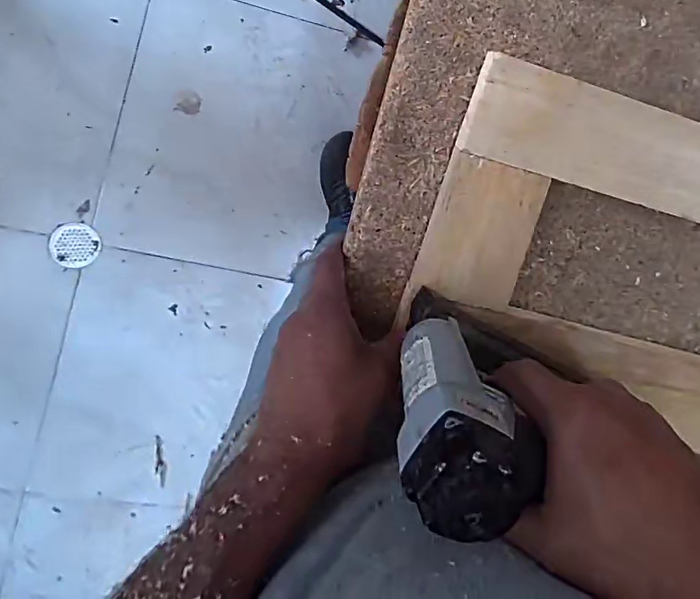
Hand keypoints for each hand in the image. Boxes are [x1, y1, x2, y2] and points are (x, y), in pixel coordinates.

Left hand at [252, 242, 400, 484]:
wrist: (286, 462)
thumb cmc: (338, 407)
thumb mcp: (381, 372)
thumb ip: (400, 339)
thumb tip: (419, 320)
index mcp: (322, 310)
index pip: (328, 261)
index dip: (345, 244)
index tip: (366, 238)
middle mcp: (297, 319)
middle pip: (322, 286)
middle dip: (351, 280)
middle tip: (384, 280)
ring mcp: (284, 344)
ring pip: (314, 312)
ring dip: (339, 309)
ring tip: (372, 316)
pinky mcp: (280, 367)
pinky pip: (307, 335)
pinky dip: (327, 331)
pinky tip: (349, 350)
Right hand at [494, 361, 699, 598]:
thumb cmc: (629, 545)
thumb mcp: (548, 539)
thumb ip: (508, 514)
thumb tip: (487, 505)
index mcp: (572, 412)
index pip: (521, 372)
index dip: (497, 380)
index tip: (487, 396)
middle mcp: (605, 397)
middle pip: (554, 388)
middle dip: (534, 413)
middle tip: (522, 448)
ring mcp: (635, 407)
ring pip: (587, 402)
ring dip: (570, 424)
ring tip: (566, 469)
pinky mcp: (658, 423)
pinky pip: (616, 415)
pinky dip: (601, 433)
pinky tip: (605, 475)